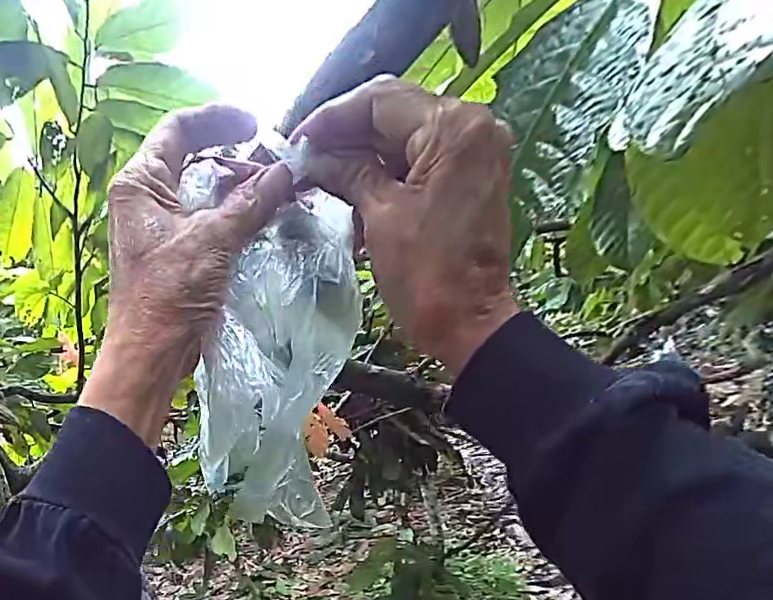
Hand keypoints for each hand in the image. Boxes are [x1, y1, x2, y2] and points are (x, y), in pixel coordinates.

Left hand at [80, 104, 295, 445]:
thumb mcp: (213, 240)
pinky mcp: (175, 260)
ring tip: (275, 196)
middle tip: (273, 169)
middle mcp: (145, 202)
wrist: (150, 356)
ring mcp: (160, 232)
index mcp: (140, 184)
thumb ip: (250, 202)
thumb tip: (284, 172)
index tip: (257, 125)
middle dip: (236, 163)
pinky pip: (208, 228)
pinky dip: (234, 223)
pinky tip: (261, 225)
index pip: (180, 130)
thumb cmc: (167, 296)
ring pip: (204, 198)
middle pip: (195, 164)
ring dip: (239, 195)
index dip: (219, 120)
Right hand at [293, 77, 520, 374]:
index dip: (332, 119)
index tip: (297, 140)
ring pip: (406, 141)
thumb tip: (315, 158)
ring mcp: (475, 154)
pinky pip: (421, 165)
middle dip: (346, 136)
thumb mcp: (381, 218)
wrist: (469, 325)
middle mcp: (472, 127)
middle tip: (305, 156)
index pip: (381, 102)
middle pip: (395, 116)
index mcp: (453, 128)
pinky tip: (351, 192)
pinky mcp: (470, 180)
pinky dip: (387, 176)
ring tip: (321, 176)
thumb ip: (349, 175)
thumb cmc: (427, 275)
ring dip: (363, 158)